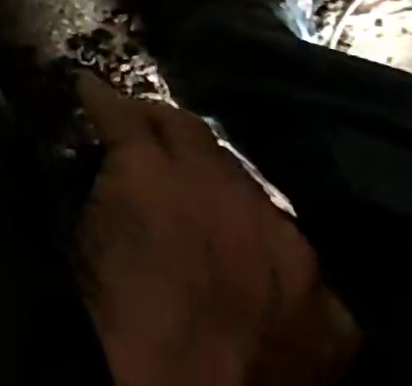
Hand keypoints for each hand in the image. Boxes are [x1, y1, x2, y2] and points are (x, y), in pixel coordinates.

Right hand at [74, 75, 358, 385]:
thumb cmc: (108, 325)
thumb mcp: (81, 239)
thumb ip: (98, 182)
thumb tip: (99, 154)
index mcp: (158, 178)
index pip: (129, 115)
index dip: (104, 98)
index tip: (88, 87)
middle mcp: (233, 198)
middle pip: (193, 133)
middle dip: (158, 122)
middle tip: (134, 123)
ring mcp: (291, 253)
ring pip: (248, 187)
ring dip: (213, 179)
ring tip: (190, 189)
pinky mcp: (330, 310)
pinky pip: (288, 255)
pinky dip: (258, 246)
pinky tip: (241, 261)